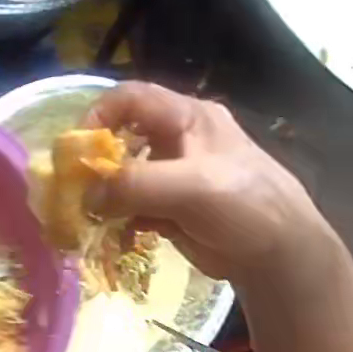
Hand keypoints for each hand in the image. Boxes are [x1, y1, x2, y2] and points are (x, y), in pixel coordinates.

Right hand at [84, 82, 335, 286]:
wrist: (278, 254)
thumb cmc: (244, 207)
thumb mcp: (190, 187)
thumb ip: (134, 185)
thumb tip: (85, 195)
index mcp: (186, 118)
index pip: (130, 97)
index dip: (97, 116)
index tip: (76, 152)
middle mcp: (175, 140)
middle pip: (120, 138)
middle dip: (94, 164)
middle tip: (75, 192)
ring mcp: (171, 175)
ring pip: (121, 176)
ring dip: (102, 197)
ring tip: (91, 220)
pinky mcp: (168, 207)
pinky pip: (130, 207)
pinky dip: (117, 220)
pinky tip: (116, 237)